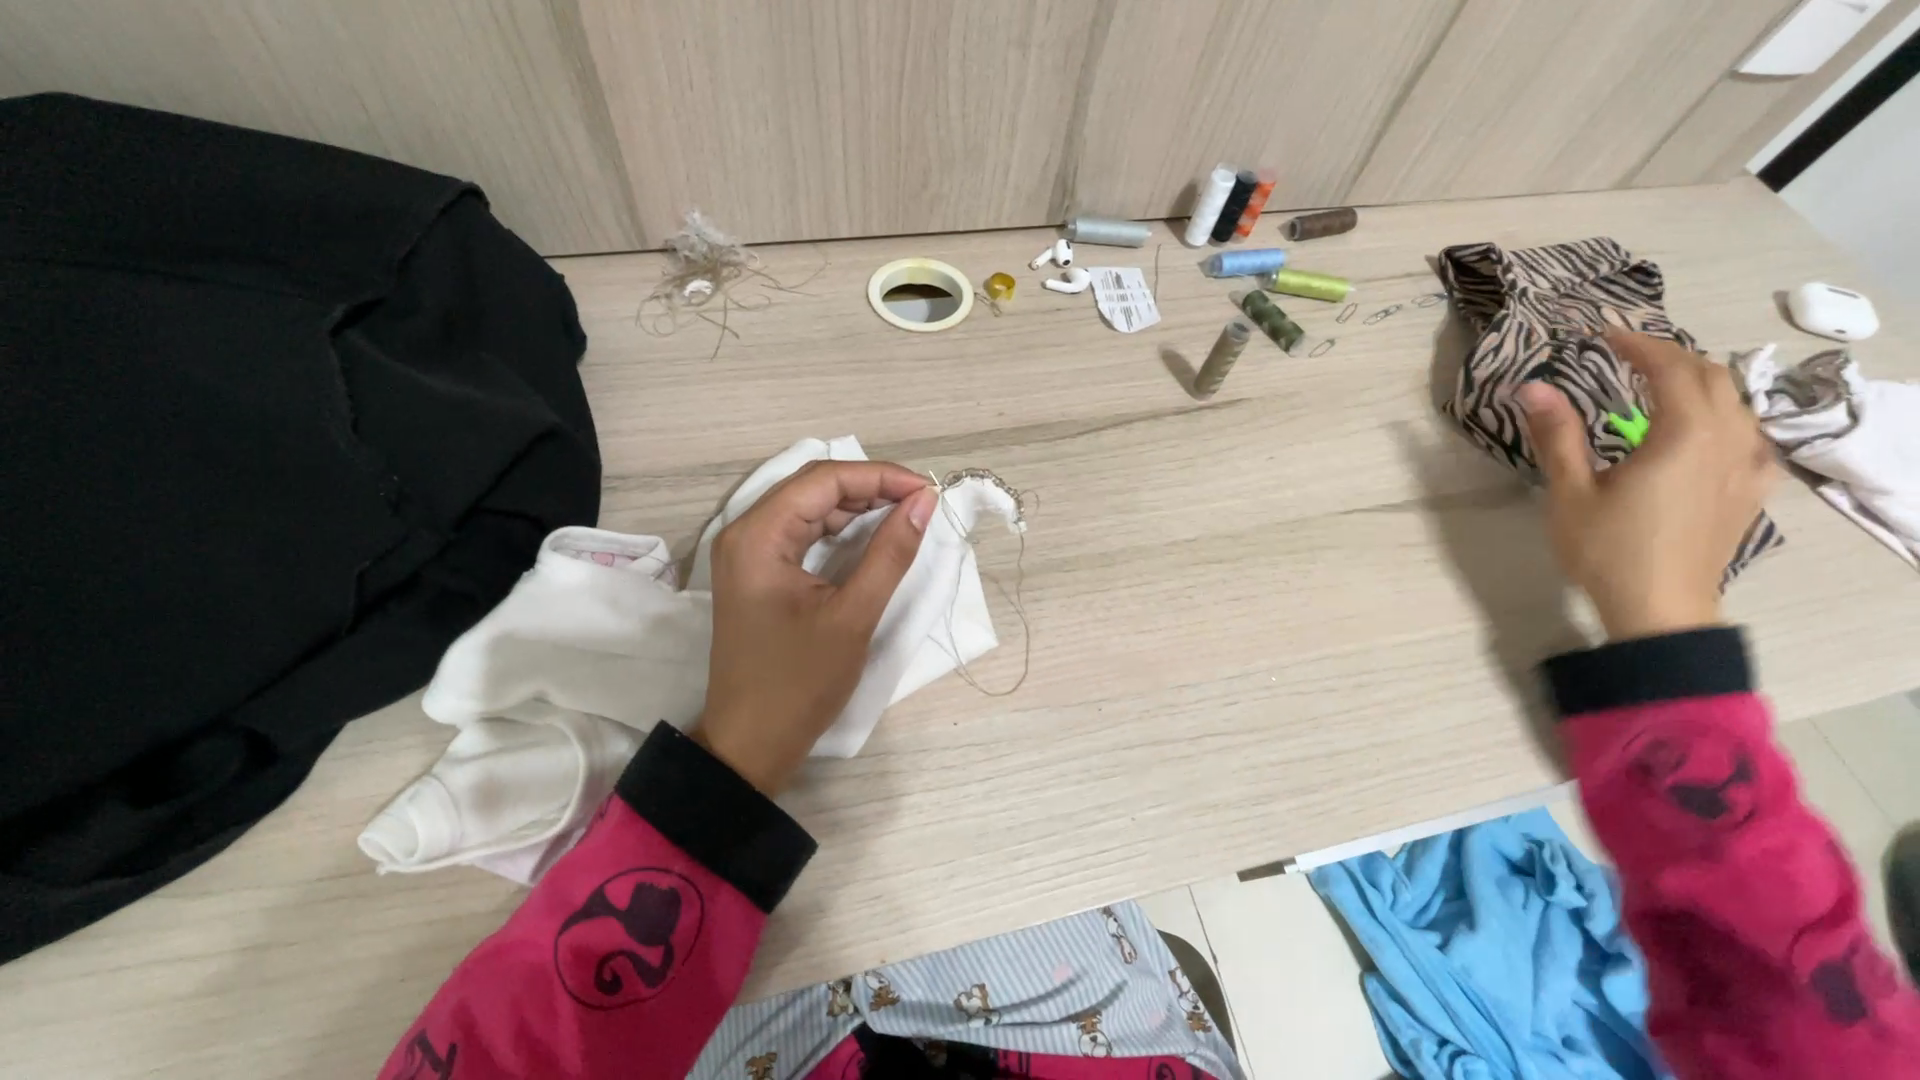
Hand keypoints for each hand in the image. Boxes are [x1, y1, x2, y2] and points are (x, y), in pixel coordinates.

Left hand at [693, 461, 937, 792]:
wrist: (750, 742)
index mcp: (758, 536)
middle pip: (813, 487)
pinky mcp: (756, 573)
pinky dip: (838, 529)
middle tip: (921, 502)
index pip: (824, 480)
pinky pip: (800, 533)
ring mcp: (747, 553)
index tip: (928, 491)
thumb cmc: (799, 683)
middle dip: (870, 487)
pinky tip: (871, 535)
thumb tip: (924, 502)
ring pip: (807, 507)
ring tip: (905, 514)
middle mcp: (745, 533)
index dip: (880, 476)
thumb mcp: (853, 616)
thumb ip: (889, 553)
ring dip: (856, 506)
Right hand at [1518, 329, 1776, 641]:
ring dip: (1700, 384)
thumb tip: (1531, 388)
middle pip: (1711, 378)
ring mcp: (1747, 466)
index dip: (1639, 345)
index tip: (1603, 336)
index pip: (1671, 369)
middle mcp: (1728, 441)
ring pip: (1736, 403)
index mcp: (1684, 436)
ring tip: (1661, 386)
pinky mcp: (1750, 490)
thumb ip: (1557, 436)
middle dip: (1671, 358)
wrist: (1659, 610)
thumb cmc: (1608, 550)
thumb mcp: (1570, 492)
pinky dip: (1725, 417)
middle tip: (1628, 356)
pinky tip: (1706, 432)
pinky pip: (1750, 436)